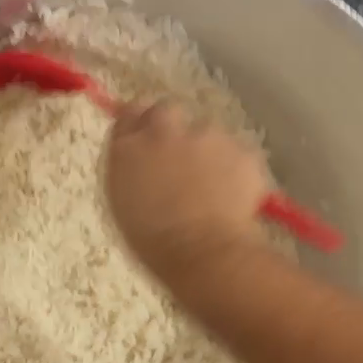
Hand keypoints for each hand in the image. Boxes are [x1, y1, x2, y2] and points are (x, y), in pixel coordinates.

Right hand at [104, 101, 271, 281]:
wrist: (201, 252)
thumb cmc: (148, 238)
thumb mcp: (120, 198)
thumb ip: (128, 166)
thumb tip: (137, 154)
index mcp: (127, 147)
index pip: (129, 113)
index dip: (137, 123)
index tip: (140, 135)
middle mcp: (165, 132)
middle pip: (166, 110)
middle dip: (169, 127)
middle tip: (173, 157)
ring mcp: (207, 137)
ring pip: (204, 132)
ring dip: (202, 149)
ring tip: (205, 184)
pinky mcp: (241, 150)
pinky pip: (234, 152)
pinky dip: (231, 167)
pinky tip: (227, 194)